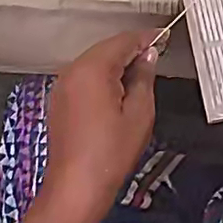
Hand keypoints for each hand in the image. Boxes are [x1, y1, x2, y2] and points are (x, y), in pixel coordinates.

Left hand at [42, 32, 158, 219]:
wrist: (76, 186)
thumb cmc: (110, 152)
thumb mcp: (139, 113)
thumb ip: (144, 77)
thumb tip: (148, 56)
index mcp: (92, 69)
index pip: (123, 41)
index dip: (145, 38)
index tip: (163, 37)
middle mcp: (72, 71)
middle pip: (105, 49)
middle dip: (130, 50)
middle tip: (155, 55)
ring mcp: (62, 86)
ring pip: (93, 62)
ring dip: (115, 64)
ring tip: (140, 74)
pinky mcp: (59, 101)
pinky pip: (83, 78)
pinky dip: (101, 77)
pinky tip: (117, 90)